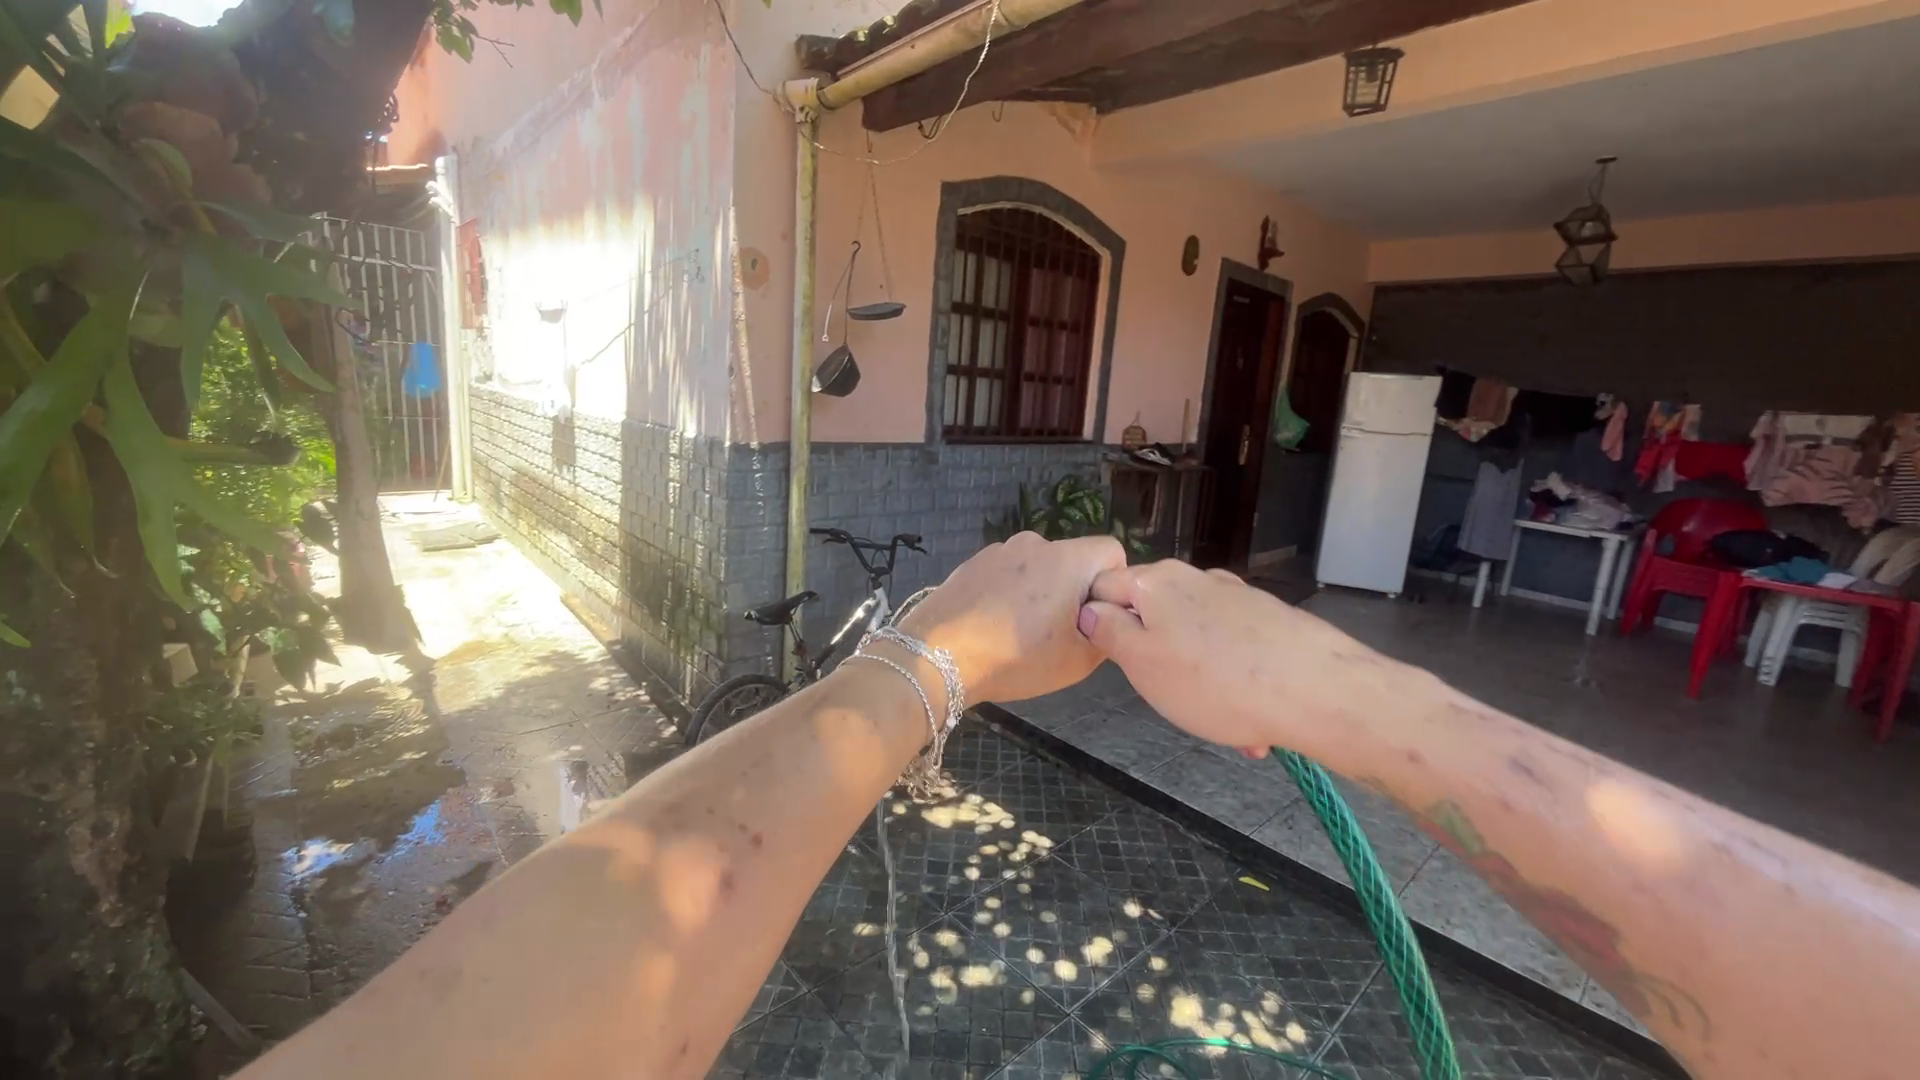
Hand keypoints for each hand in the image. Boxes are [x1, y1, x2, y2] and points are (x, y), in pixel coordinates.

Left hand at [894, 532, 1126, 706]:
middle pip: (1073, 560)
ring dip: (1041, 593)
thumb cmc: (1016, 658)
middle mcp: (1034, 543)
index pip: (1111, 552)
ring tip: (1021, 634)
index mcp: (1066, 558)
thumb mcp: (1078, 660)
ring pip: (1039, 568)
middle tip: (1059, 633)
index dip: (1112, 585)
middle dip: (1075, 591)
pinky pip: (1008, 574)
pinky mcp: (972, 563)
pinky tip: (993, 626)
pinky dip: (1010, 593)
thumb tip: (1107, 618)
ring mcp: (998, 550)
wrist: (937, 657)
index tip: (1095, 617)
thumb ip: (1107, 633)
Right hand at [1076, 561, 1407, 755]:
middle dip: (1154, 655)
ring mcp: (1237, 596)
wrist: (1320, 692)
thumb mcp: (1141, 662)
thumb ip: (1109, 631)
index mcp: (1155, 583)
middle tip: (1166, 698)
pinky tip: (1250, 720)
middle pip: (1153, 612)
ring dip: (1196, 677)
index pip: (1104, 587)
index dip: (1099, 622)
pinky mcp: (1271, 618)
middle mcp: (1195, 579)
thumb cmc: (1214, 682)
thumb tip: (1090, 609)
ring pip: (1196, 637)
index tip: (1115, 660)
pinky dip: (1232, 679)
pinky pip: (1234, 650)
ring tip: (1220, 723)